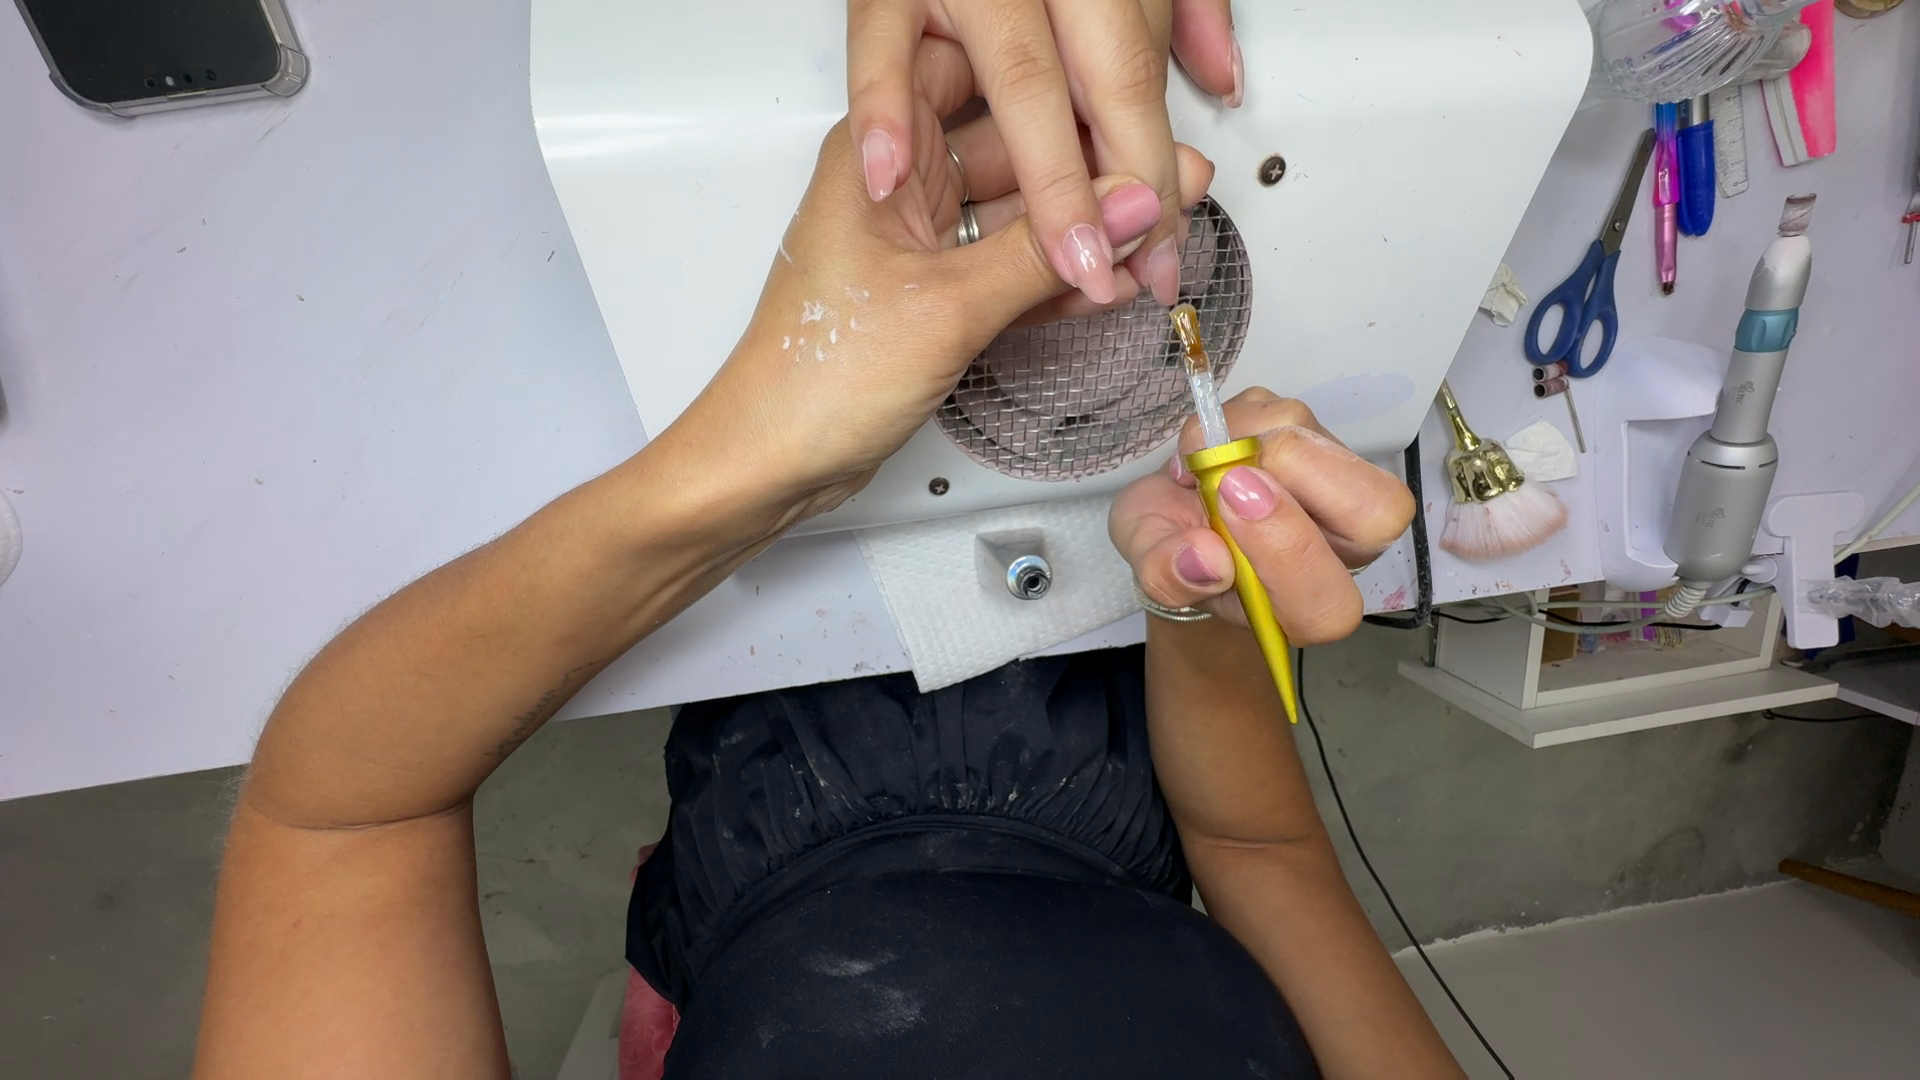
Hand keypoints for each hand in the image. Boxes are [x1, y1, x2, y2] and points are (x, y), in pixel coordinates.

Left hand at [655, 37, 1214, 527]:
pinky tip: (1106, 284)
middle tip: (1167, 187)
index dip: (1063, 98)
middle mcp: (899, 188)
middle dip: (1092, 177)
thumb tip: (1122, 210)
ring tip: (1154, 239)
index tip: (1130, 120)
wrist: (781, 460)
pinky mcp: (934, 298)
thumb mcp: (944, 306)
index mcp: (879, 152)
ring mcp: (919, 247)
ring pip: (1019, 221)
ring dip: (1082, 237)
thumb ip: (1041, 256)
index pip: (986, 81)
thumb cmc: (814, 380)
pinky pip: (1007, 273)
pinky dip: (1053, 281)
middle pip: (1015, 155)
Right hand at [1109, 391, 1415, 644]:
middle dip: (1292, 472)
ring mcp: (1338, 487)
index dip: (1287, 549)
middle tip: (1221, 469)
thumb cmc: (1171, 554)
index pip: (1327, 599)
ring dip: (1243, 438)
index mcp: (1304, 606)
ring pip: (1318, 445)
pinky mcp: (1319, 438)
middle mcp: (1338, 551)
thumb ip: (1167, 575)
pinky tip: (1214, 445)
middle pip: (1374, 511)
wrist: (1175, 519)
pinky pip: (1287, 412)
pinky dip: (1239, 417)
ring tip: (1197, 464)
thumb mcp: (1151, 575)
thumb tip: (1203, 556)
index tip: (1229, 500)